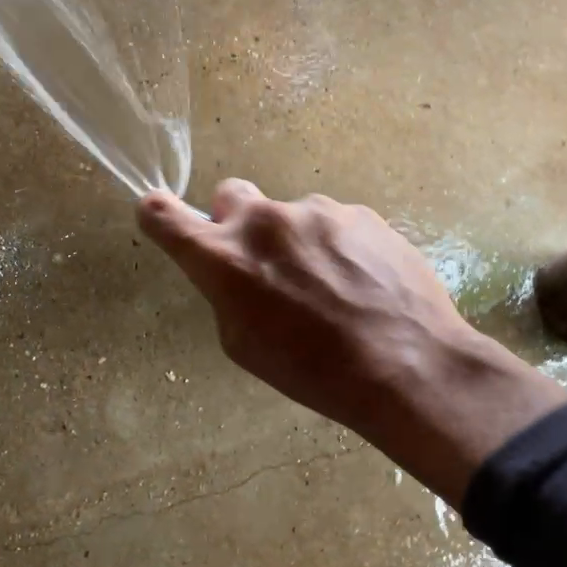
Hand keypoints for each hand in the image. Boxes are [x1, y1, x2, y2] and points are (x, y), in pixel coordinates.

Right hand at [137, 180, 566, 504]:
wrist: (410, 366)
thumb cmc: (313, 371)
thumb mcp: (243, 345)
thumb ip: (226, 292)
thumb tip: (235, 271)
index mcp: (223, 258)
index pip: (161, 214)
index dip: (156, 214)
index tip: (161, 219)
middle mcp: (262, 221)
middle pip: (230, 196)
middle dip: (237, 223)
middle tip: (264, 264)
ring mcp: (315, 211)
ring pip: (289, 215)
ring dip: (296, 241)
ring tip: (332, 289)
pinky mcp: (360, 213)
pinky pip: (333, 223)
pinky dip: (337, 246)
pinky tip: (362, 284)